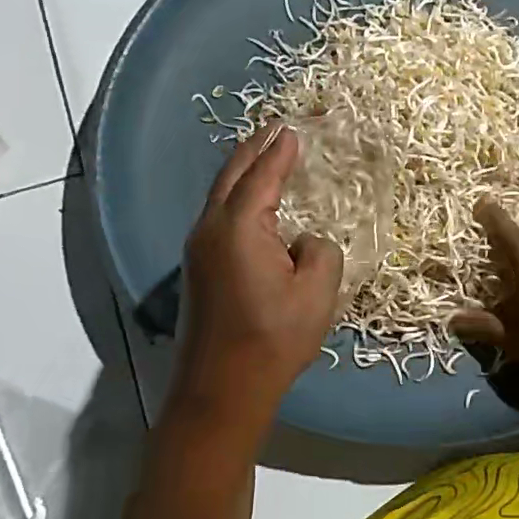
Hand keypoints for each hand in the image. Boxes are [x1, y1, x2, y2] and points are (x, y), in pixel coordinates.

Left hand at [174, 125, 342, 423]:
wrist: (221, 390)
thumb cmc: (273, 339)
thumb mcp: (317, 293)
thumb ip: (320, 251)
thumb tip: (303, 241)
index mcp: (239, 227)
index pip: (262, 176)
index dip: (280, 152)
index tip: (293, 129)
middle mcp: (210, 229)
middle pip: (231, 175)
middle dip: (253, 149)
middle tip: (274, 128)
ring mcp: (198, 250)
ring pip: (220, 195)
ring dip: (242, 170)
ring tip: (264, 155)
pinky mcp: (199, 269)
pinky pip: (218, 215)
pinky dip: (236, 195)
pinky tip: (251, 200)